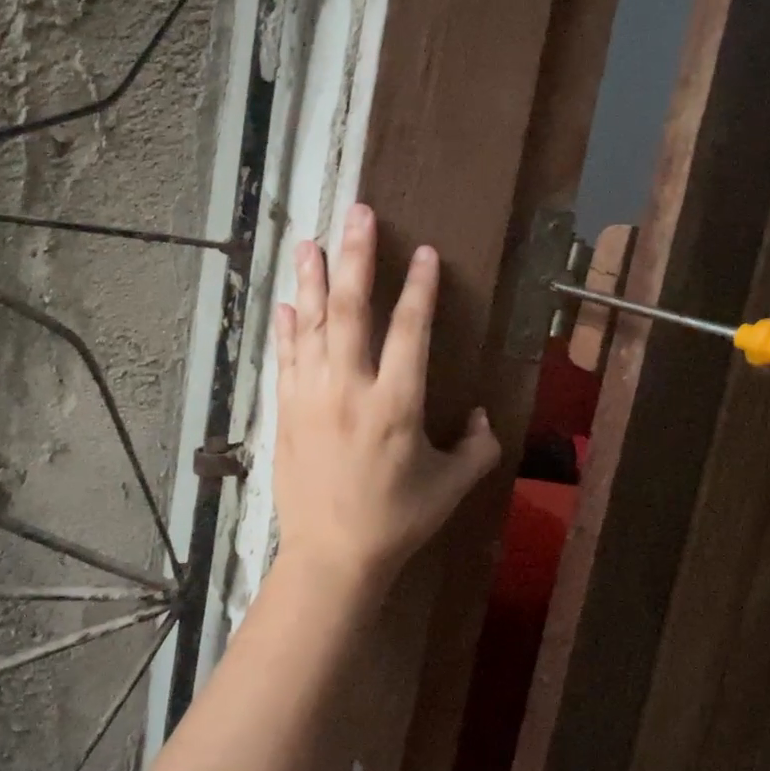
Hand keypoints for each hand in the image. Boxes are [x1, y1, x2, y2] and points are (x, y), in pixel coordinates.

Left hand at [270, 204, 499, 586]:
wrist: (331, 556)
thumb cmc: (397, 521)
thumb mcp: (452, 486)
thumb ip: (479, 446)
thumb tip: (483, 415)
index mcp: (397, 404)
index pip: (410, 330)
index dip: (419, 287)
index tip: (423, 252)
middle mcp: (350, 389)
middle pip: (351, 309)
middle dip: (356, 257)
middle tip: (356, 214)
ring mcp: (311, 397)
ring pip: (310, 325)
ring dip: (311, 280)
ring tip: (310, 242)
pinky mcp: (287, 411)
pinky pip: (286, 358)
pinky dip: (287, 327)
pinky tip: (287, 302)